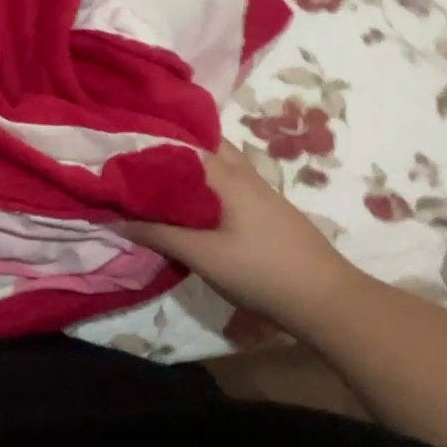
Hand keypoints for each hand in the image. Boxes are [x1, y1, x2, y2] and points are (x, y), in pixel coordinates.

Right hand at [123, 143, 361, 329]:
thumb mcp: (202, 256)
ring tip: (151, 173)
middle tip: (132, 150)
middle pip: (204, 144)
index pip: (180, 143)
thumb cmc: (264, 273)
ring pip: (218, 164)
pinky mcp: (268, 212)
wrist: (333, 306)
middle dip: (170, 143)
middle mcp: (246, 176)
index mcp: (228, 177)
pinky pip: (226, 183)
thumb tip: (114, 218)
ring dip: (187, 163)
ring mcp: (261, 193)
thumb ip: (156, 234)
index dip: (146, 141)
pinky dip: (201, 181)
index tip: (114, 143)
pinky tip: (185, 198)